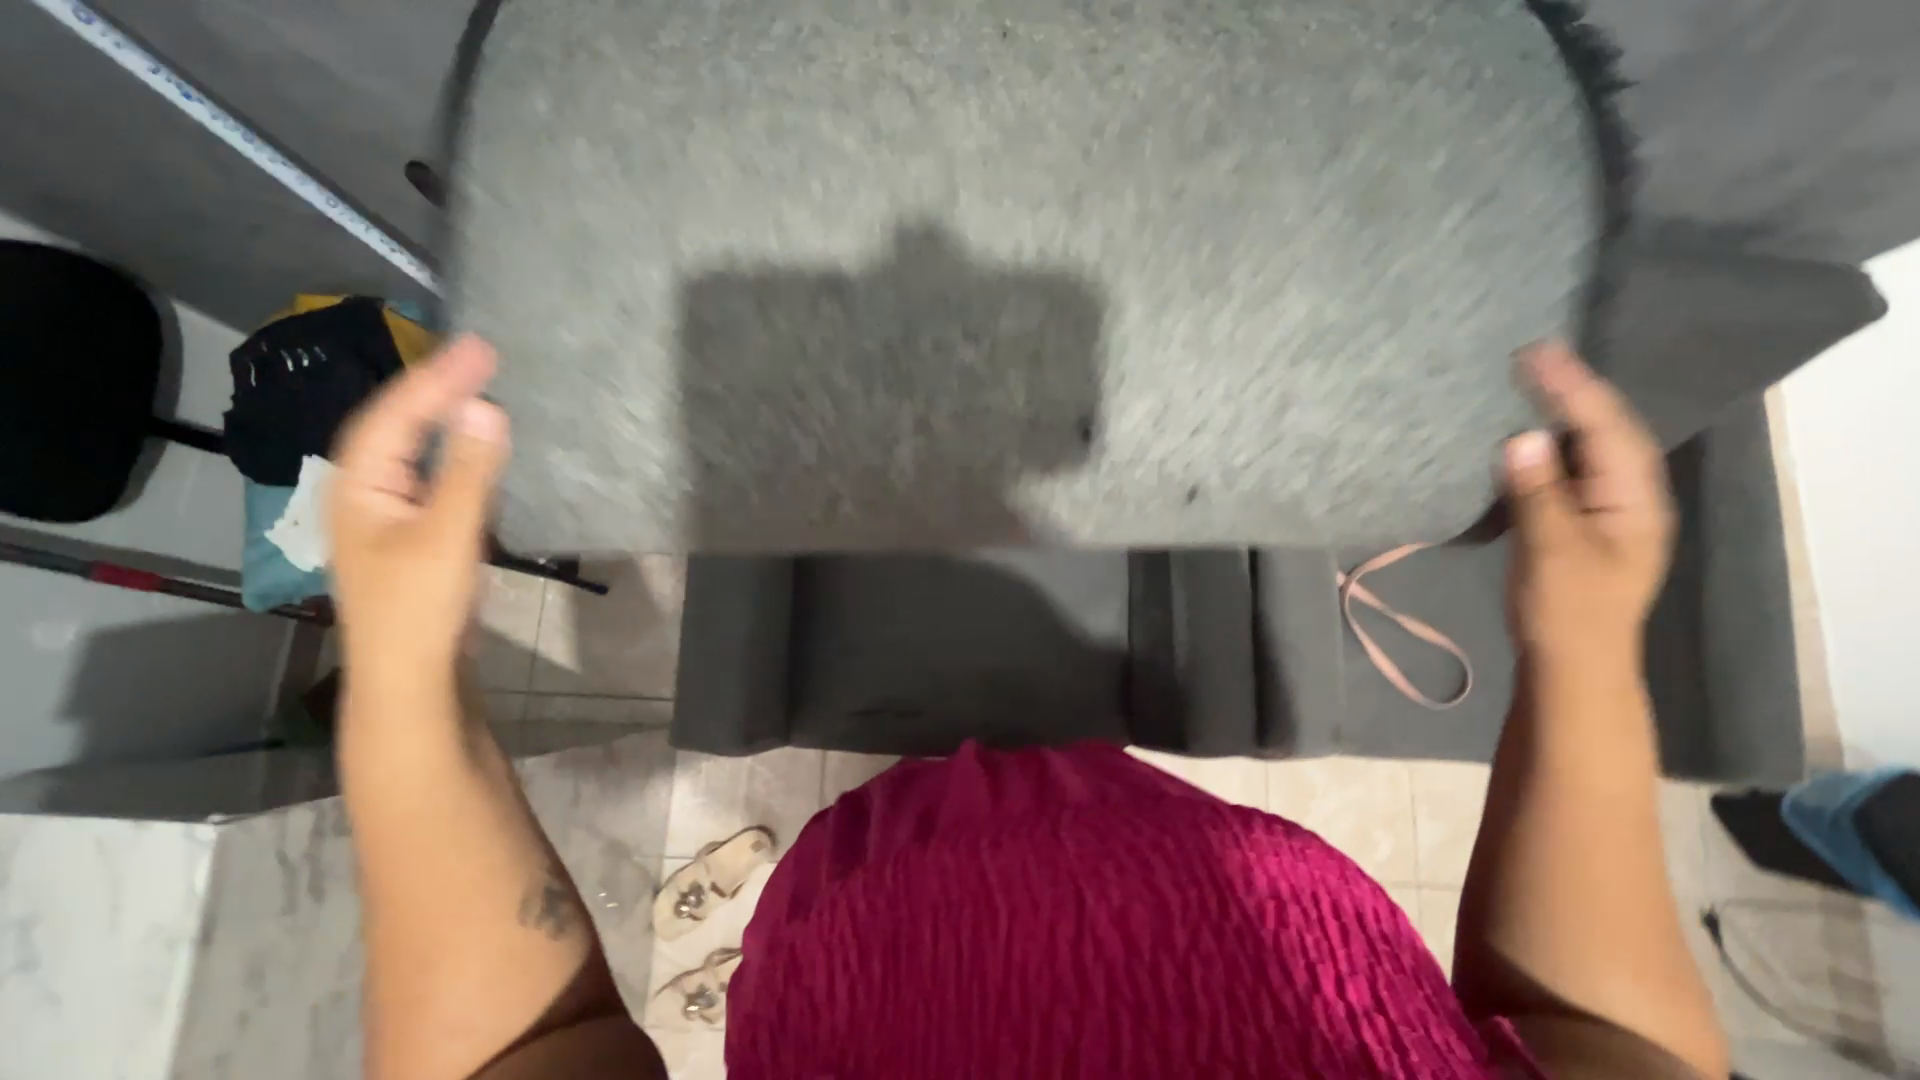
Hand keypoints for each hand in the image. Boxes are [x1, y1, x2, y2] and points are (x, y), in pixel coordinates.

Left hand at [328, 335, 510, 682]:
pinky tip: (473, 451)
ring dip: (440, 418)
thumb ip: (471, 471)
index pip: (396, 415)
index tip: (481, 347)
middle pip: (396, 427)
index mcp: (359, 486)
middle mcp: (363, 493)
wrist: (410, 675)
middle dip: (434, 388)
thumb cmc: (420, 606)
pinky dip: (452, 455)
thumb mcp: (450, 535)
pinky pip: (428, 478)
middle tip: (480, 357)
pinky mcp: (410, 537)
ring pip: (410, 453)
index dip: (437, 378)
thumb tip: (486, 407)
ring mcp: (385, 517)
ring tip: (474, 387)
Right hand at [1503, 343, 1673, 657]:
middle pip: (1605, 431)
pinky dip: (1549, 445)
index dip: (1573, 390)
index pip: (1605, 431)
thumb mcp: (1552, 552)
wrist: (1574, 665)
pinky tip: (1526, 436)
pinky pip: (1568, 471)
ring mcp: (1607, 511)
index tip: (1536, 355)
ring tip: (1529, 383)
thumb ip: (1539, 494)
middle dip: (1571, 392)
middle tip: (1531, 357)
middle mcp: (1629, 498)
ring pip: (1588, 449)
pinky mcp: (1581, 524)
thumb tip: (1521, 439)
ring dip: (1562, 414)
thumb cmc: (1568, 612)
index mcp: (1634, 501)